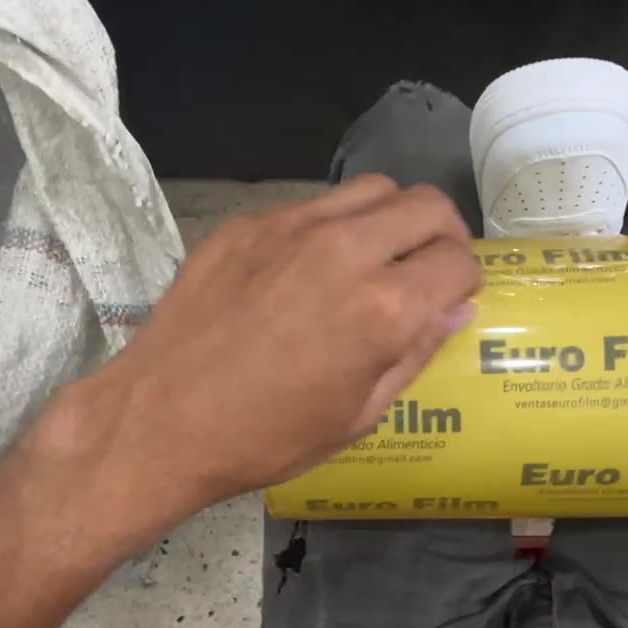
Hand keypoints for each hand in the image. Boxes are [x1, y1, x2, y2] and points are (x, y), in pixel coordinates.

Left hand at [76, 175, 479, 510]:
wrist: (161, 421)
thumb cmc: (267, 438)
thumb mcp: (357, 416)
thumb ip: (414, 354)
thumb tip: (454, 309)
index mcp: (383, 310)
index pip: (457, 262)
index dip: (465, 282)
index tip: (451, 298)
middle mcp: (345, 251)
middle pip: (426, 206)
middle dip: (443, 236)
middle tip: (428, 269)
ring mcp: (291, 228)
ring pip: (372, 189)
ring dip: (392, 219)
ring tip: (376, 258)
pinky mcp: (248, 224)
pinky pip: (314, 204)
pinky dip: (334, 226)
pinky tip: (311, 268)